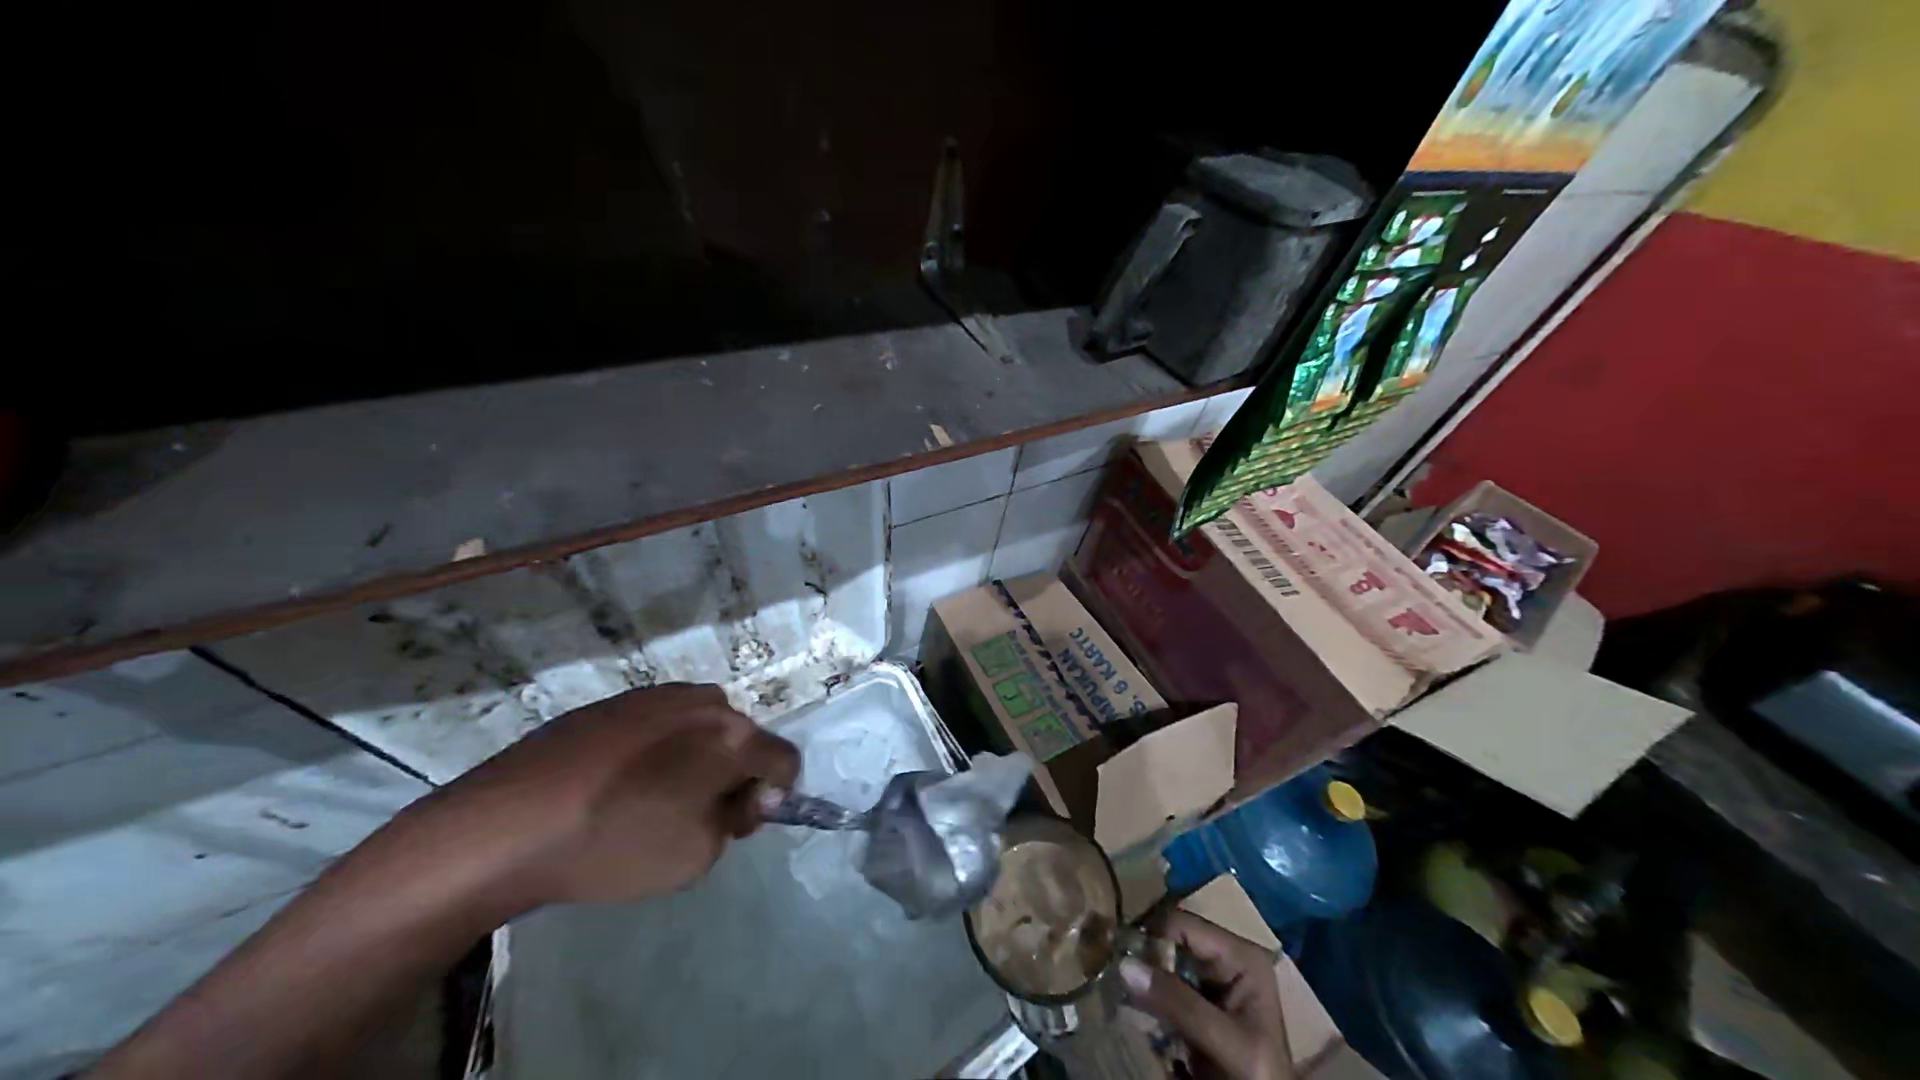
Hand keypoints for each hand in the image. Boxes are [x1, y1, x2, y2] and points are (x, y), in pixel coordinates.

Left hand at [406, 683, 799, 910]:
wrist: (506, 824)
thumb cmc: (615, 843)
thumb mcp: (697, 856)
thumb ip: (735, 820)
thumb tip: (737, 795)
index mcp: (733, 735)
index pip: (784, 759)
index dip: (774, 795)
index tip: (739, 822)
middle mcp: (703, 702)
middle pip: (742, 738)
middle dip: (733, 774)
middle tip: (697, 815)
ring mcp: (656, 695)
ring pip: (700, 727)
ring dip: (695, 758)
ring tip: (651, 798)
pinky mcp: (614, 700)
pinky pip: (658, 724)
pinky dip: (656, 750)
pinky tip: (616, 784)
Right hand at [1120, 911, 1293, 1079]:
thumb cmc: (1258, 1077)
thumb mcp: (1225, 1041)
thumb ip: (1180, 1003)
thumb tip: (1125, 964)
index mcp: (1240, 955)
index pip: (1182, 925)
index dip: (1150, 938)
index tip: (1123, 962)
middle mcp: (1224, 957)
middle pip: (1170, 939)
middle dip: (1143, 956)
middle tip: (1114, 975)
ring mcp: (1210, 979)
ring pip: (1162, 961)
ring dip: (1140, 976)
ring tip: (1118, 988)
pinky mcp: (1196, 1002)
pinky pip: (1162, 985)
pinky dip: (1145, 994)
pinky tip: (1131, 1004)